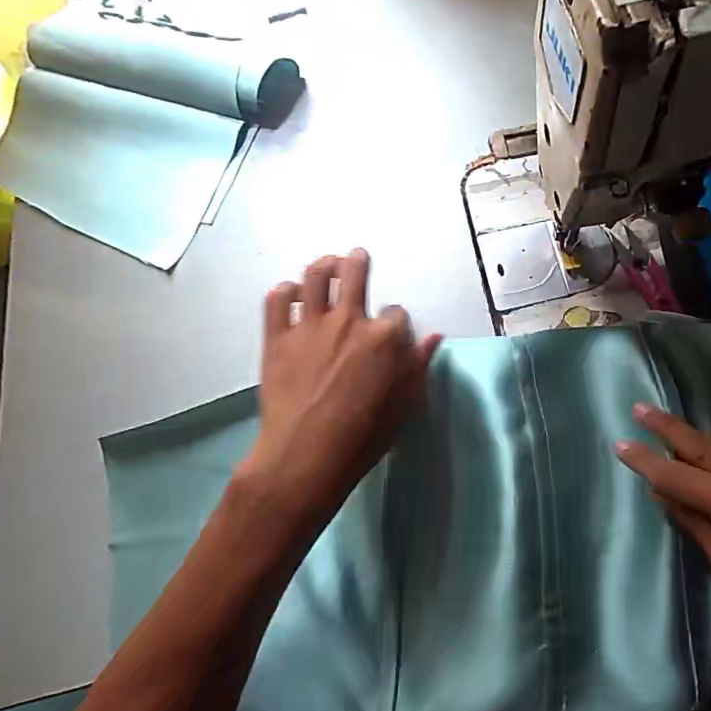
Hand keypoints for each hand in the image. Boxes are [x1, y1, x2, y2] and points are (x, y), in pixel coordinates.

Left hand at [234, 250, 439, 536]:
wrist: (307, 455)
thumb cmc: (364, 435)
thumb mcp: (404, 402)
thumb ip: (418, 365)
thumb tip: (433, 337)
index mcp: (384, 337)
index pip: (395, 313)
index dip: (395, 320)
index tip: (392, 330)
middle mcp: (348, 321)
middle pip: (354, 275)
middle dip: (358, 261)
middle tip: (356, 255)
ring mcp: (309, 326)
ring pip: (314, 278)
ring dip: (323, 265)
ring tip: (326, 263)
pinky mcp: (277, 338)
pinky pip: (276, 302)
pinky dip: (284, 292)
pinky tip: (289, 293)